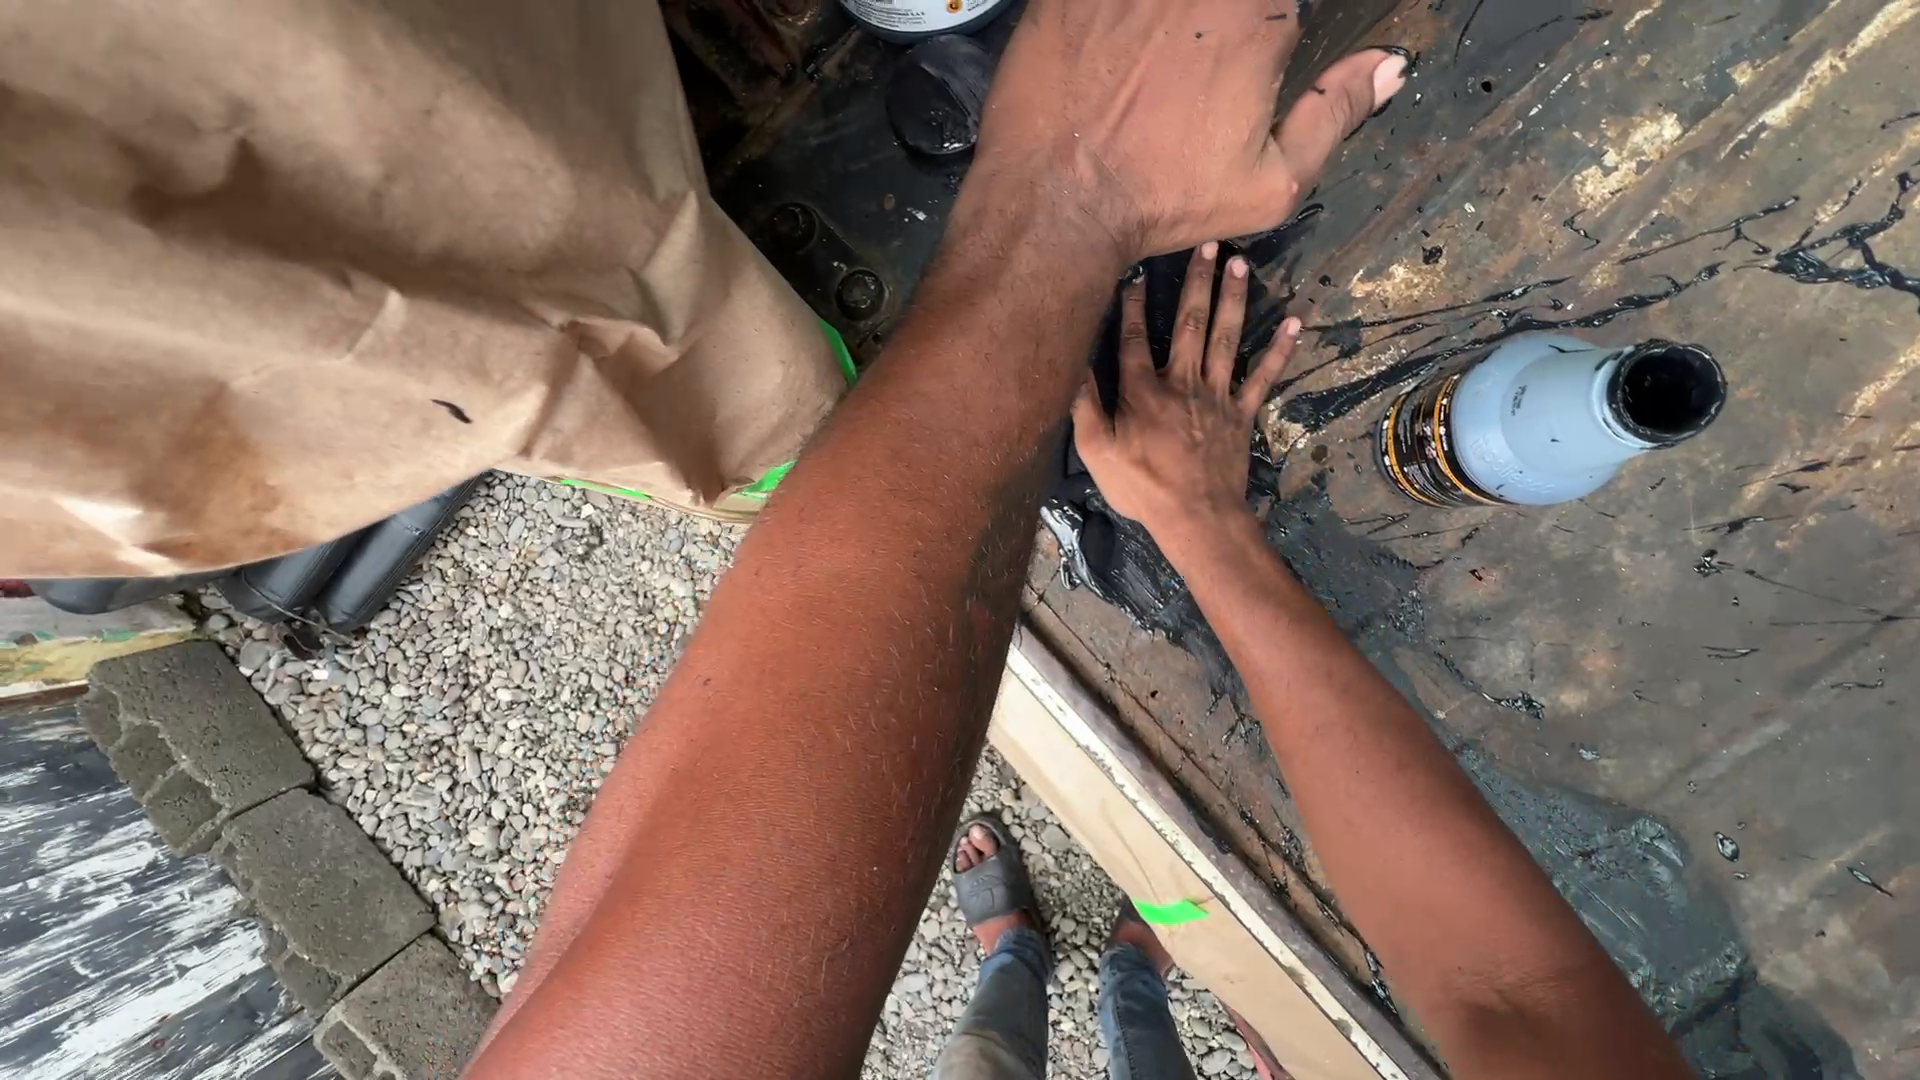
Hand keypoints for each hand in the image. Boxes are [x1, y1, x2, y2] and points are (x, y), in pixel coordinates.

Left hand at [968, 0, 1409, 261]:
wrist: (1056, 205)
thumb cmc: (1163, 202)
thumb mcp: (1270, 187)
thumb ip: (1335, 117)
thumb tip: (1390, 65)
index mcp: (1264, 13)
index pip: (1272, 8)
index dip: (1249, 43)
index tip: (1221, 78)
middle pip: (1219, 3)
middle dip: (1201, 33)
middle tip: (1170, 84)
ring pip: (1160, 3)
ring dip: (1158, 28)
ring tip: (1138, 71)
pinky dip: (1108, 17)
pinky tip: (1105, 55)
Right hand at [1072, 243, 1300, 544]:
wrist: (1196, 516)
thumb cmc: (1141, 486)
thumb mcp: (1096, 451)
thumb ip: (1084, 406)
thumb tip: (1072, 365)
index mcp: (1143, 392)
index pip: (1135, 339)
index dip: (1133, 306)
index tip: (1136, 273)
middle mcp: (1182, 383)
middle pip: (1190, 325)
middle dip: (1197, 283)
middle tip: (1209, 244)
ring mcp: (1217, 397)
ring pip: (1226, 339)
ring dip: (1234, 299)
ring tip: (1241, 263)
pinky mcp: (1241, 415)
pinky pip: (1263, 377)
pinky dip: (1278, 350)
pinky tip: (1293, 321)